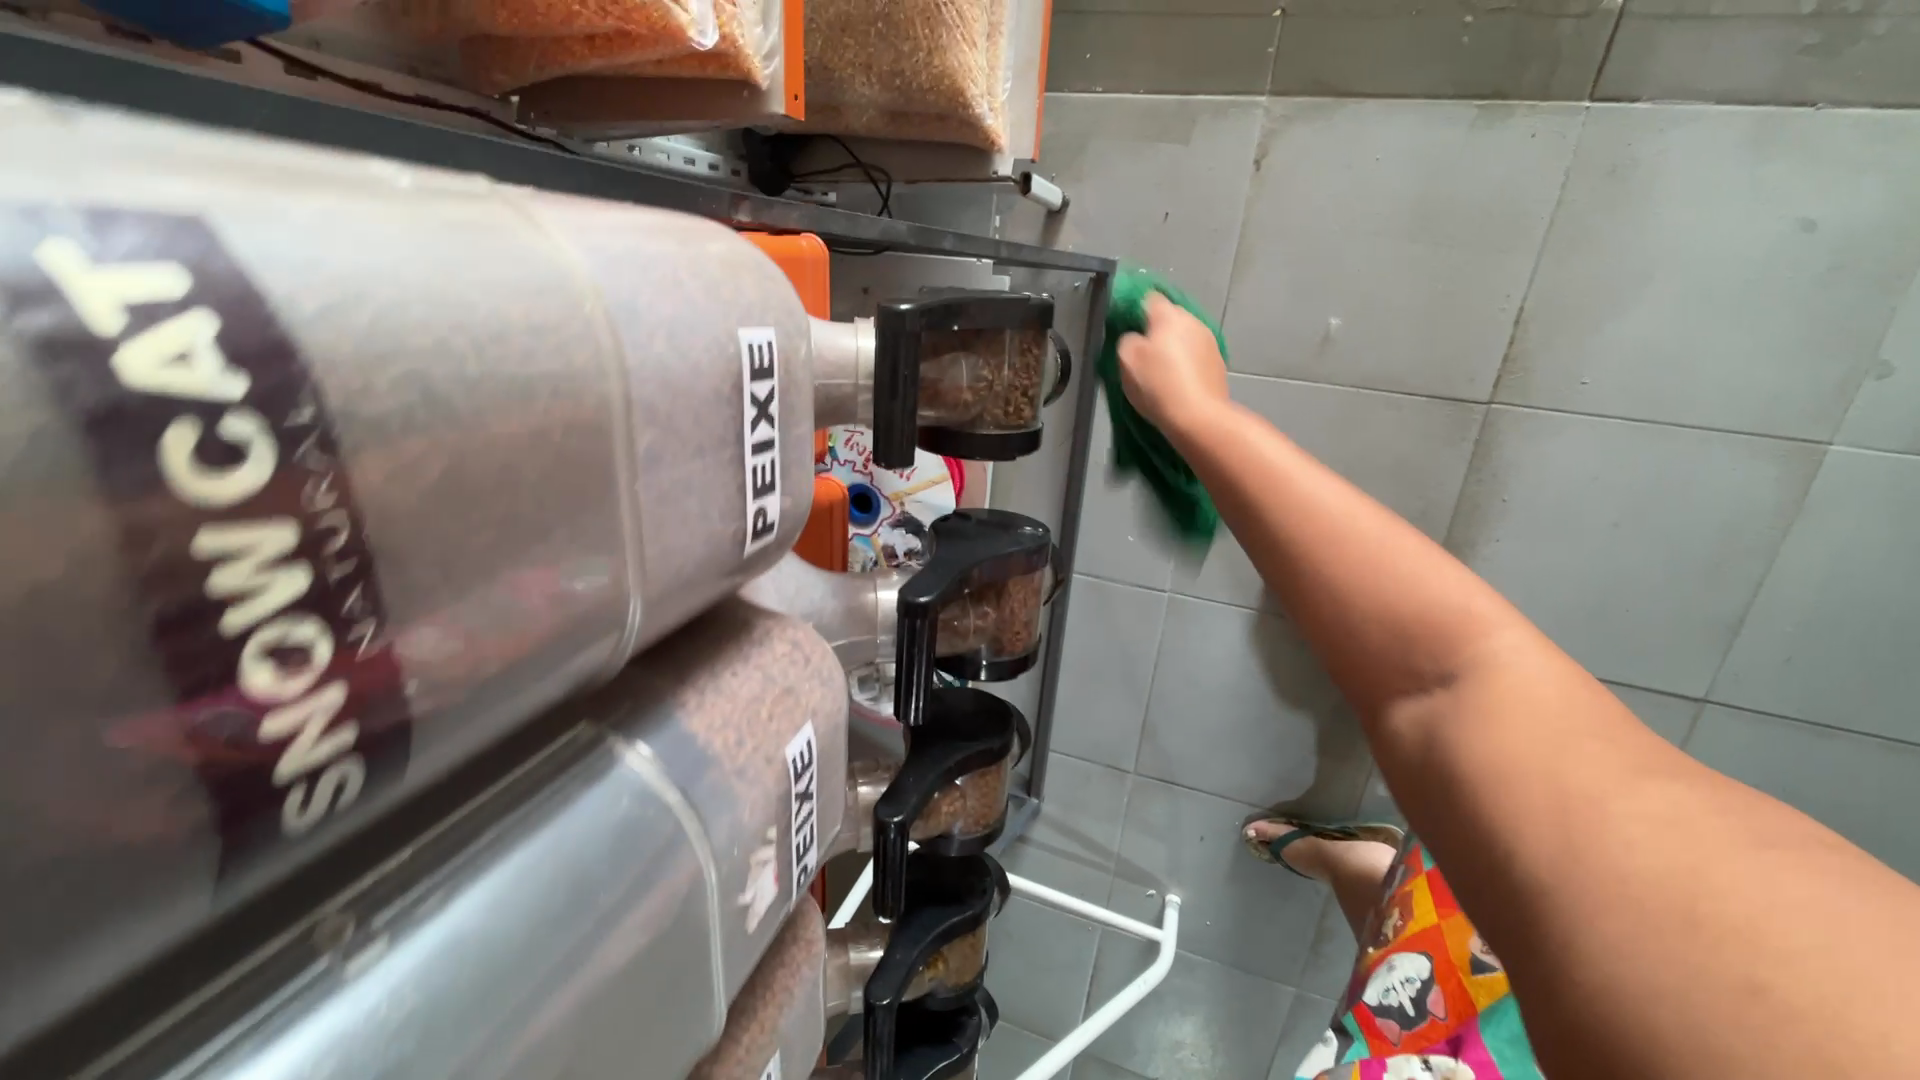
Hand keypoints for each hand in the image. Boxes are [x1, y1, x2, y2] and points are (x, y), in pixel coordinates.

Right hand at [1116, 292, 1230, 435]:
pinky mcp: (1218, 363)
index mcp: (1168, 315)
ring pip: (1184, 336)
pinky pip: (1195, 355)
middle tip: (1140, 353)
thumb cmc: (1158, 385)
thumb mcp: (1126, 360)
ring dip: (1172, 348)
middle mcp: (1193, 320)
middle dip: (1154, 331)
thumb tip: (1134, 337)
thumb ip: (1126, 339)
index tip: (1123, 328)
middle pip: (1168, 317)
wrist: (1199, 417)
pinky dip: (1185, 363)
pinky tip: (1178, 381)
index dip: (1133, 310)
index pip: (1148, 298)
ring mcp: (1210, 341)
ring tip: (1160, 371)